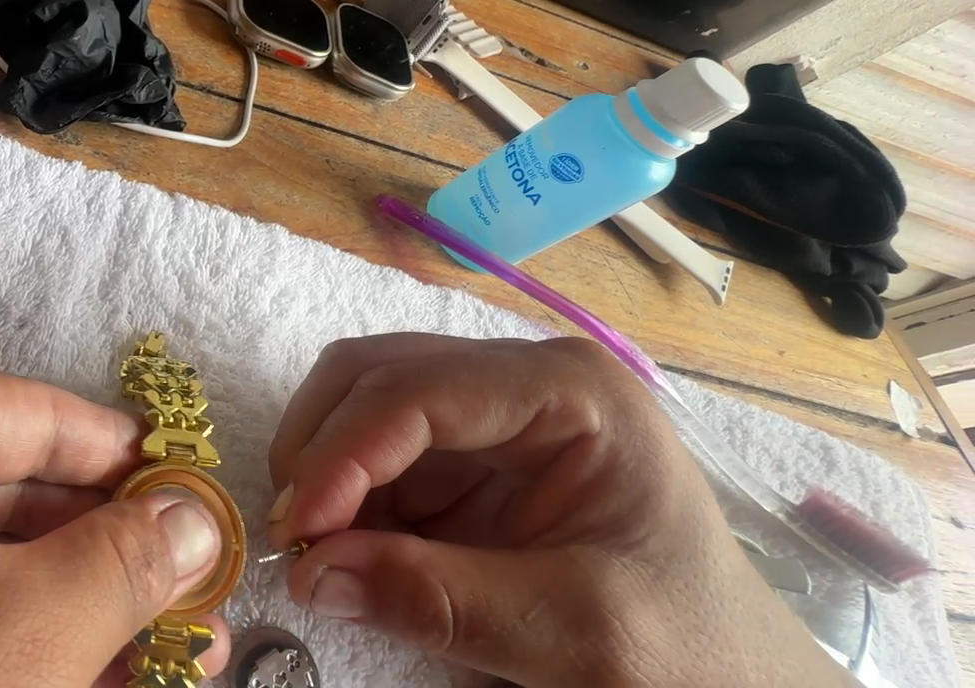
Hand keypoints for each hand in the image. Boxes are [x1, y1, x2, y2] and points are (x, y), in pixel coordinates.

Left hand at [0, 365, 228, 687]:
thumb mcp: (15, 636)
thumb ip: (119, 564)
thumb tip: (195, 516)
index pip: (50, 417)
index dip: (139, 470)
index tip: (210, 520)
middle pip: (20, 486)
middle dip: (111, 558)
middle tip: (196, 616)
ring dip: (67, 604)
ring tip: (161, 663)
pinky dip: (1, 627)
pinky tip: (77, 675)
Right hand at [267, 335, 848, 686]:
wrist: (738, 686)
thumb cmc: (694, 658)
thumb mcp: (582, 641)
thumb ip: (440, 602)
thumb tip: (307, 574)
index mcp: (568, 391)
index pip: (421, 391)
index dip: (345, 452)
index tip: (296, 528)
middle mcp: (514, 377)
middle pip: (374, 374)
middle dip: (320, 449)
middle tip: (292, 534)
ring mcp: (482, 408)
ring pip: (355, 400)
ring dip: (319, 467)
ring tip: (312, 545)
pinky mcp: (456, 450)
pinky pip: (366, 450)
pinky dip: (336, 492)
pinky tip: (341, 543)